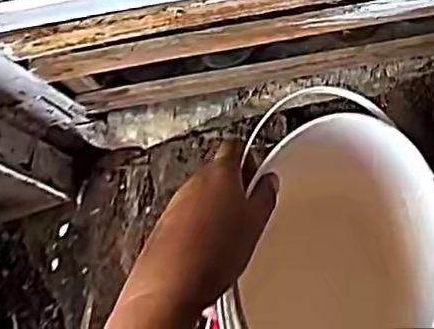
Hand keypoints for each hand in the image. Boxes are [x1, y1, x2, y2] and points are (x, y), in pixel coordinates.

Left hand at [107, 141, 279, 328]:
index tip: (257, 173)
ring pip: (201, 195)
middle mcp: (196, 179)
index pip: (236, 146)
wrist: (170, 287)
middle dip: (232, 188)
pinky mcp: (163, 224)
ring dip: (213, 209)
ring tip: (226, 237)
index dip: (248, 158)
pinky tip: (205, 251)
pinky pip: (185, 217)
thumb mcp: (255, 223)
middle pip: (218, 171)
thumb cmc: (212, 253)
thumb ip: (265, 195)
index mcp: (222, 170)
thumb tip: (269, 183)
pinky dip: (195, 228)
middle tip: (246, 210)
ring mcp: (177, 201)